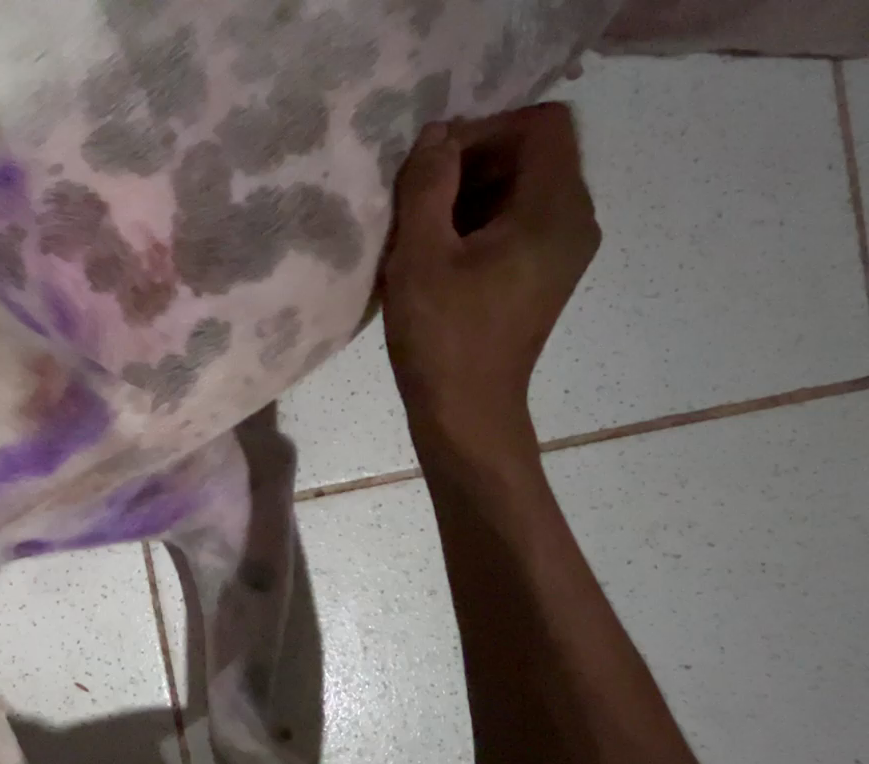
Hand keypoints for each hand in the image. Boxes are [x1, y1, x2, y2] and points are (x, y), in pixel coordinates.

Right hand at [382, 103, 601, 454]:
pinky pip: (517, 224)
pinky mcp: (543, 274)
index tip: (429, 170)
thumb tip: (435, 136)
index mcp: (556, 208)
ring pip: (521, 190)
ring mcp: (563, 249)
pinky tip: (438, 259)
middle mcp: (575, 219)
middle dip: (471, 164)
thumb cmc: (442, 335)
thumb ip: (428, 187)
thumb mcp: (421, 256)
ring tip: (419, 233)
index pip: (540, 125)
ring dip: (468, 197)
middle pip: (533, 154)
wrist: (467, 409)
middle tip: (416, 202)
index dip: (482, 131)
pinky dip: (477, 225)